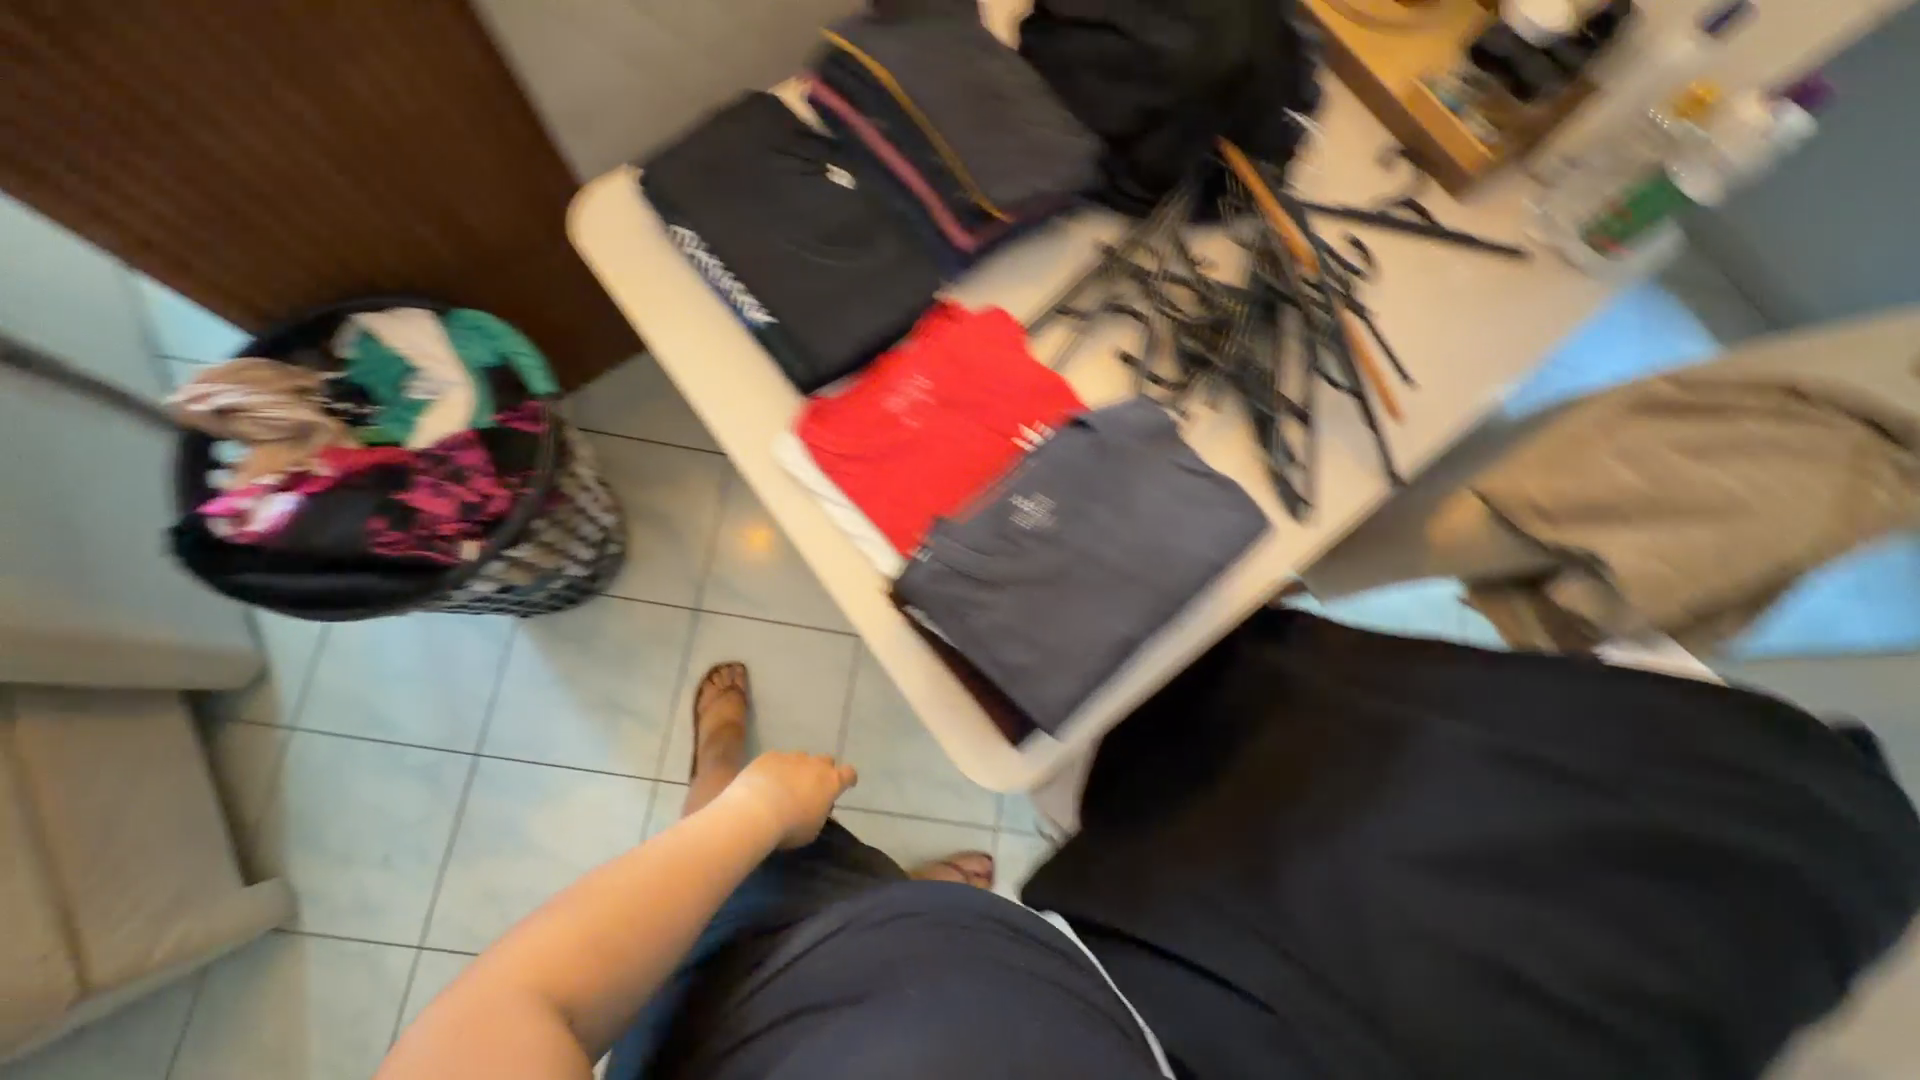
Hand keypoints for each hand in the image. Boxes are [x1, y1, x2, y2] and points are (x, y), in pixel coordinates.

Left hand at [720, 753, 858, 848]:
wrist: (756, 811)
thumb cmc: (790, 826)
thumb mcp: (812, 829)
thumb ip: (819, 815)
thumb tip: (818, 809)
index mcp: (831, 782)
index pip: (849, 774)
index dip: (848, 779)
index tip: (846, 785)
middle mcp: (815, 764)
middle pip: (826, 760)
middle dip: (822, 771)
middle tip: (812, 787)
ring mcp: (792, 757)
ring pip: (800, 759)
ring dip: (797, 770)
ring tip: (784, 787)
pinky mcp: (770, 756)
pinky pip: (777, 760)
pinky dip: (775, 769)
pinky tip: (765, 784)